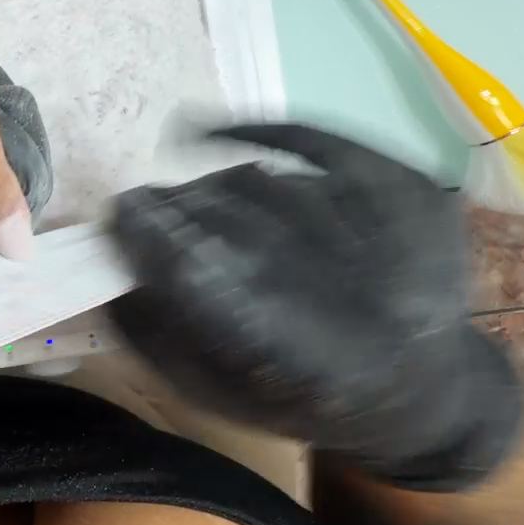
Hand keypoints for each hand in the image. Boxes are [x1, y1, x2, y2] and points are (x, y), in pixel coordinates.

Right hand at [106, 124, 523, 490]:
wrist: (416, 389)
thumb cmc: (293, 393)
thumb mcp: (212, 389)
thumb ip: (153, 332)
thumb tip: (107, 258)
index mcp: (306, 359)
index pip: (204, 272)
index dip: (151, 234)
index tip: (117, 213)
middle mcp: (363, 293)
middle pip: (230, 219)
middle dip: (174, 209)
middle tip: (144, 212)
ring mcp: (394, 234)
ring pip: (261, 183)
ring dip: (207, 191)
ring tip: (191, 209)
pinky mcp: (409, 192)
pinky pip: (318, 141)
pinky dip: (256, 131)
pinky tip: (202, 134)